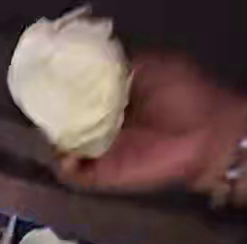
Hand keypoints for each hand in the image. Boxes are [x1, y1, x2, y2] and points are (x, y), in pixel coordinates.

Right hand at [57, 54, 246, 194]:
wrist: (203, 135)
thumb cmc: (183, 95)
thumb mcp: (150, 67)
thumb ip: (119, 67)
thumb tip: (88, 64)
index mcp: (113, 98)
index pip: (80, 95)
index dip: (64, 90)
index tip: (49, 82)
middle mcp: (103, 125)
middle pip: (67, 124)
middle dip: (54, 117)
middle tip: (42, 108)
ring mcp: (100, 152)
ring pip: (65, 149)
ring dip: (56, 142)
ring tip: (52, 133)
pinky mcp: (102, 175)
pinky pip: (74, 174)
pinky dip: (66, 165)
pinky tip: (67, 154)